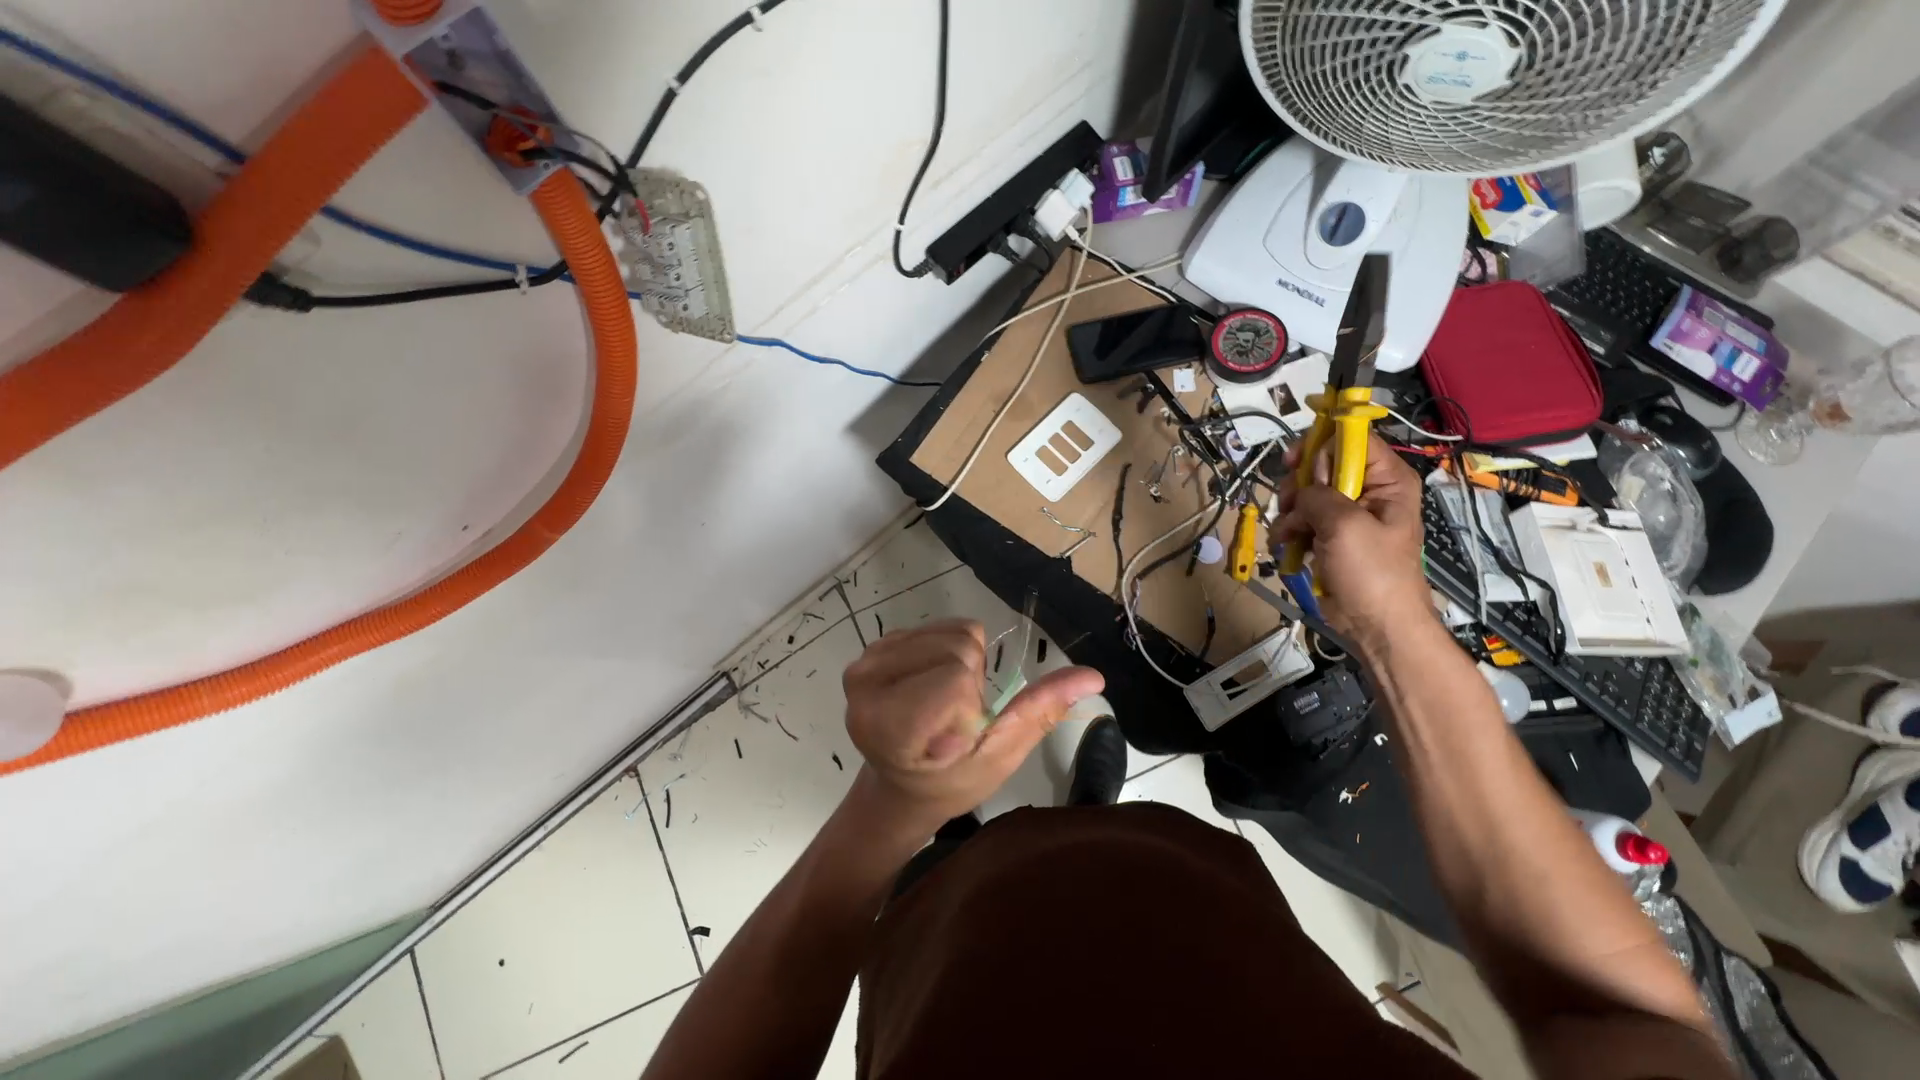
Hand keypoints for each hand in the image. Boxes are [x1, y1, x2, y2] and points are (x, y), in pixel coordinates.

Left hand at [842, 618, 1103, 836]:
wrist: (903, 784)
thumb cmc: (949, 782)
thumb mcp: (998, 757)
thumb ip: (1039, 711)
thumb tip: (1092, 676)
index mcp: (888, 720)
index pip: (955, 677)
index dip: (972, 705)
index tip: (959, 737)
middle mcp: (865, 681)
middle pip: (957, 648)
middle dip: (968, 682)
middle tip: (955, 722)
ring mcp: (866, 659)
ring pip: (953, 631)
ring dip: (963, 665)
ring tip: (945, 706)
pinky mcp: (877, 644)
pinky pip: (940, 626)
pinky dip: (951, 653)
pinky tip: (936, 687)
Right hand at [1271, 433, 1431, 647]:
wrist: (1377, 626)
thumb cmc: (1372, 572)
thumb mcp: (1345, 524)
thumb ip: (1319, 493)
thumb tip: (1302, 488)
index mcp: (1387, 480)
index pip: (1353, 439)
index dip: (1322, 442)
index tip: (1295, 460)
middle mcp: (1369, 492)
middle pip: (1323, 465)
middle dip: (1301, 484)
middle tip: (1292, 504)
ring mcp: (1347, 516)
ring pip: (1306, 493)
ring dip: (1290, 511)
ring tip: (1289, 534)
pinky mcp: (1330, 538)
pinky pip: (1301, 519)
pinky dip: (1289, 530)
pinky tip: (1286, 545)